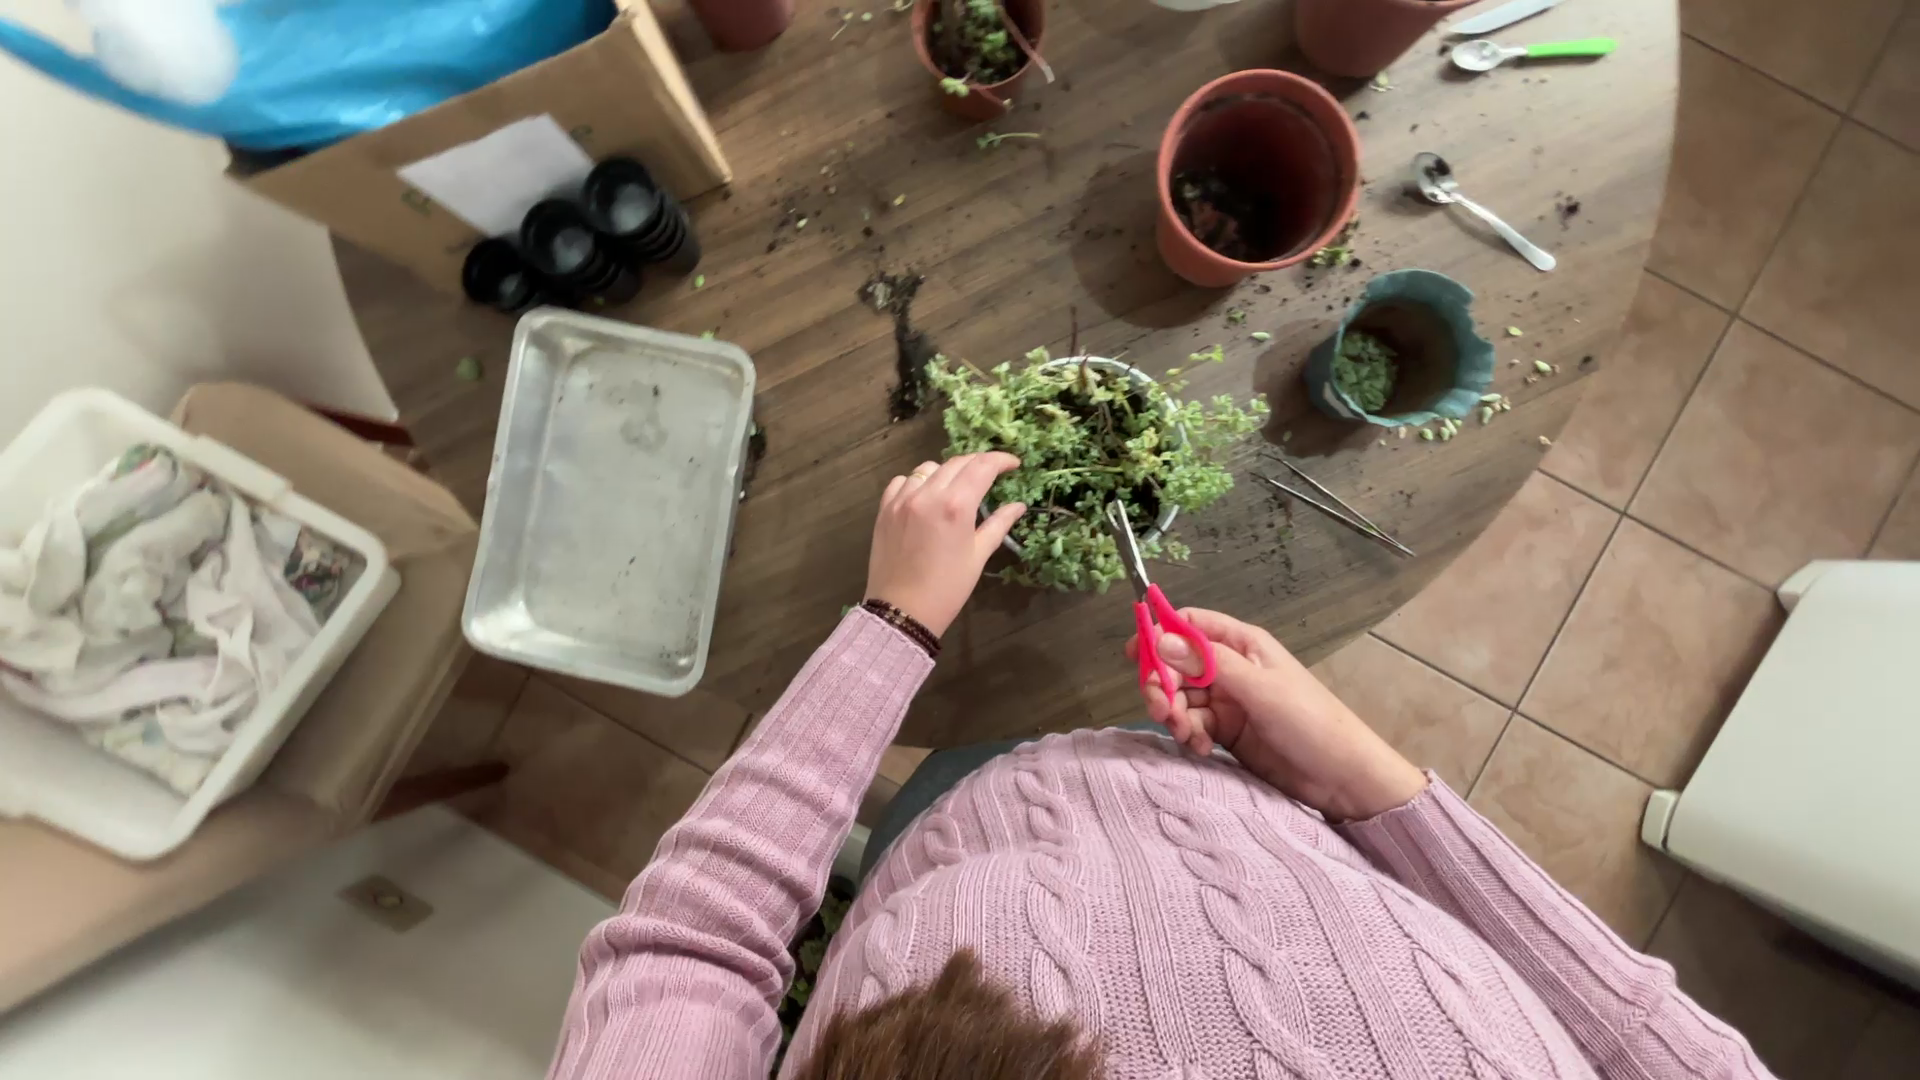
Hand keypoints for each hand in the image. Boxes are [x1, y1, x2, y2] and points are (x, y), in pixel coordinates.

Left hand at [866, 453, 1025, 636]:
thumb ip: (998, 524)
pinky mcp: (884, 509)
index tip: (1013, 464)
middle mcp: (927, 494)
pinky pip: (902, 481)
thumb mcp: (978, 556)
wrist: (902, 611)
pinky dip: (917, 481)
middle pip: (957, 463)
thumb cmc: (947, 588)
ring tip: (957, 486)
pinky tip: (926, 495)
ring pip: (928, 468)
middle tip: (992, 473)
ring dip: (947, 471)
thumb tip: (1018, 505)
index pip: (982, 467)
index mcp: (955, 506)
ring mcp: (902, 500)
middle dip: (978, 463)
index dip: (1001, 460)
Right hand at [1127, 608, 1427, 820]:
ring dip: (1174, 715)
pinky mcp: (1225, 731)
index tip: (1135, 654)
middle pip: (1176, 664)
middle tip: (1161, 710)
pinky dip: (1189, 735)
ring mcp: (1227, 701)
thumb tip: (1160, 640)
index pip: (1189, 625)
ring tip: (1189, 735)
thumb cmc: (1310, 722)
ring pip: (1180, 697)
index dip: (1159, 634)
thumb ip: (1208, 664)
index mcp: (1241, 645)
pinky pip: (1191, 724)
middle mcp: (1229, 668)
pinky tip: (1202, 748)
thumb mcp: (1260, 689)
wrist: (1344, 780)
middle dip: (1163, 685)